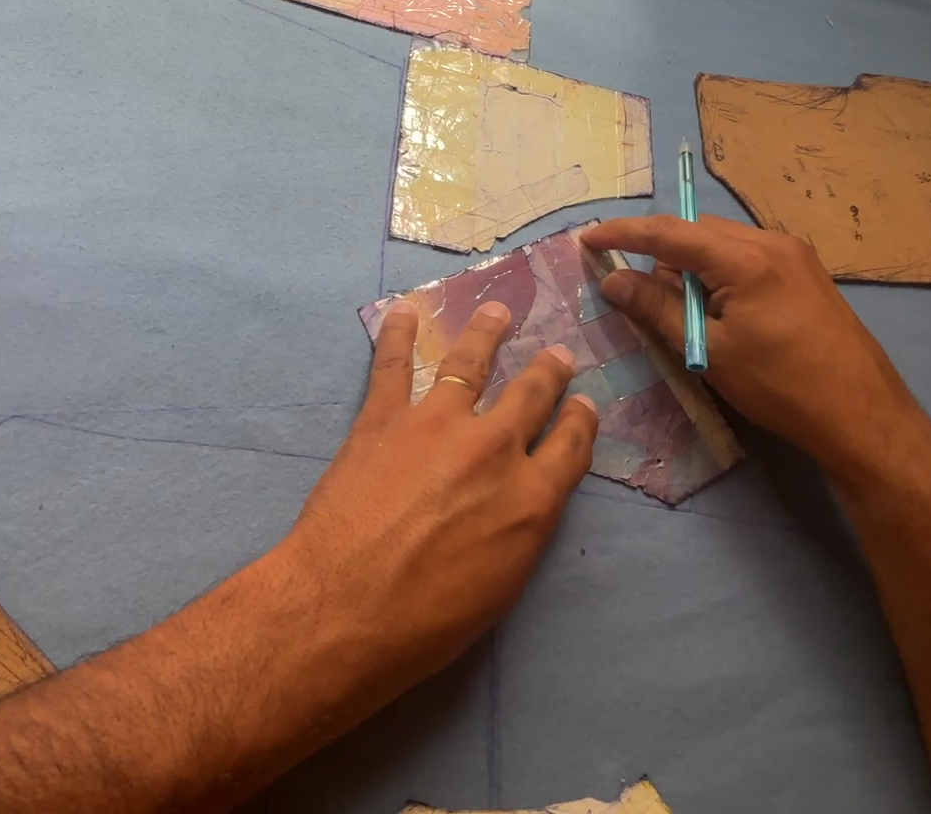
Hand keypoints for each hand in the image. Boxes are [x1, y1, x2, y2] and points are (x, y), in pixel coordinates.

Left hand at [273, 299, 597, 694]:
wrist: (346, 606)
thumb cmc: (428, 619)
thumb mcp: (503, 583)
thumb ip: (523, 527)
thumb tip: (526, 497)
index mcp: (532, 497)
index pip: (571, 445)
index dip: (581, 420)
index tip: (584, 405)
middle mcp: (494, 448)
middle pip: (531, 395)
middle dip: (549, 372)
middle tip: (557, 354)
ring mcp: (438, 424)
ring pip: (470, 363)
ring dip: (486, 333)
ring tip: (496, 311)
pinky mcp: (385, 416)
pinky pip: (393, 364)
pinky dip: (397, 333)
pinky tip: (403, 312)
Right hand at [583, 215, 930, 489]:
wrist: (863, 415)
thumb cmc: (779, 386)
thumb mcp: (708, 350)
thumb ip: (656, 308)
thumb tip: (612, 279)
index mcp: (745, 258)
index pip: (669, 233)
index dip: (622, 233)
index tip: (587, 238)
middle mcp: (771, 242)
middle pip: (694, 231)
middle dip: (656, 251)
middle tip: (628, 286)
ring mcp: (793, 254)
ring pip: (719, 243)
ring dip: (687, 265)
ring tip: (673, 306)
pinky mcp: (803, 271)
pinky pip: (742, 256)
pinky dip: (714, 272)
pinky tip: (711, 307)